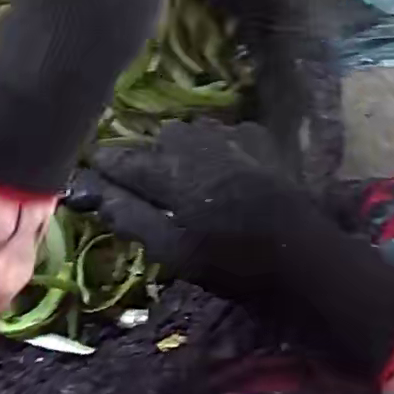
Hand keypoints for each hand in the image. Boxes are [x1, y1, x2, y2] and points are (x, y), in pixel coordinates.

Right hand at [69, 120, 393, 378]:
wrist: (305, 253)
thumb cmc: (232, 260)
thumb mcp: (172, 250)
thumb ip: (128, 216)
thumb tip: (88, 191)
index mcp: (166, 169)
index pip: (118, 159)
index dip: (102, 167)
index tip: (92, 174)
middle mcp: (191, 142)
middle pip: (152, 142)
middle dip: (143, 161)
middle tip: (148, 191)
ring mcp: (227, 134)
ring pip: (186, 134)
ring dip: (178, 152)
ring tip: (185, 180)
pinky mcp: (256, 137)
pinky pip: (221, 134)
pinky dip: (214, 148)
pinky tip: (223, 169)